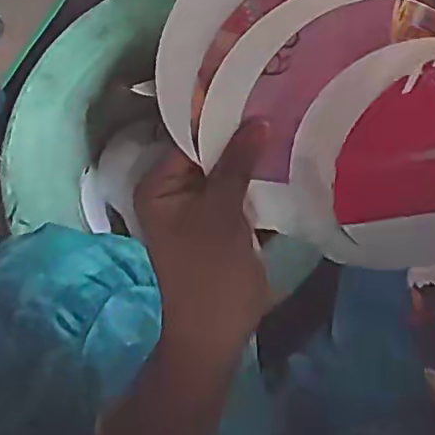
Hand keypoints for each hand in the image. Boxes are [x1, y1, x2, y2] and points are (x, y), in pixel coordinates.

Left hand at [133, 123, 269, 363]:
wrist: (216, 338)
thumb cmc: (210, 272)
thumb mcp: (222, 212)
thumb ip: (236, 163)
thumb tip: (255, 120)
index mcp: (158, 185)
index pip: (186, 139)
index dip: (215, 119)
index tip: (247, 96)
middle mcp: (171, 191)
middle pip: (205, 154)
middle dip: (235, 138)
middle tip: (268, 107)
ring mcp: (194, 209)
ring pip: (222, 172)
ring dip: (246, 159)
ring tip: (276, 128)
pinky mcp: (216, 224)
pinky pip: (232, 191)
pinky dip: (251, 182)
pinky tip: (276, 162)